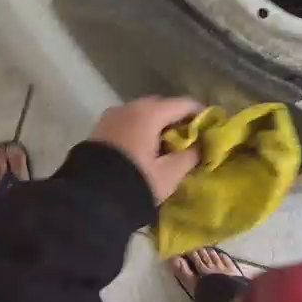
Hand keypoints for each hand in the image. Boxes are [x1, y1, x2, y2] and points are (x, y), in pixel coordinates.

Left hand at [89, 97, 204, 203]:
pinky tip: (144, 146)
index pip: (182, 104)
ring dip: (156, 123)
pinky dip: (139, 128)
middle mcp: (129, 107)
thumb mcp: (169, 174)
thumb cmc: (136, 182)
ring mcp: (111, 116)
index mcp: (149, 113)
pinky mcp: (99, 128)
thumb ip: (189, 156)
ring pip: (141, 112)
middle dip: (176, 117)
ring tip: (166, 143)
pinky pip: (127, 121)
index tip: (211, 124)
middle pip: (160, 105)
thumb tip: (201, 147)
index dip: (199, 112)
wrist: (90, 198)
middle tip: (189, 135)